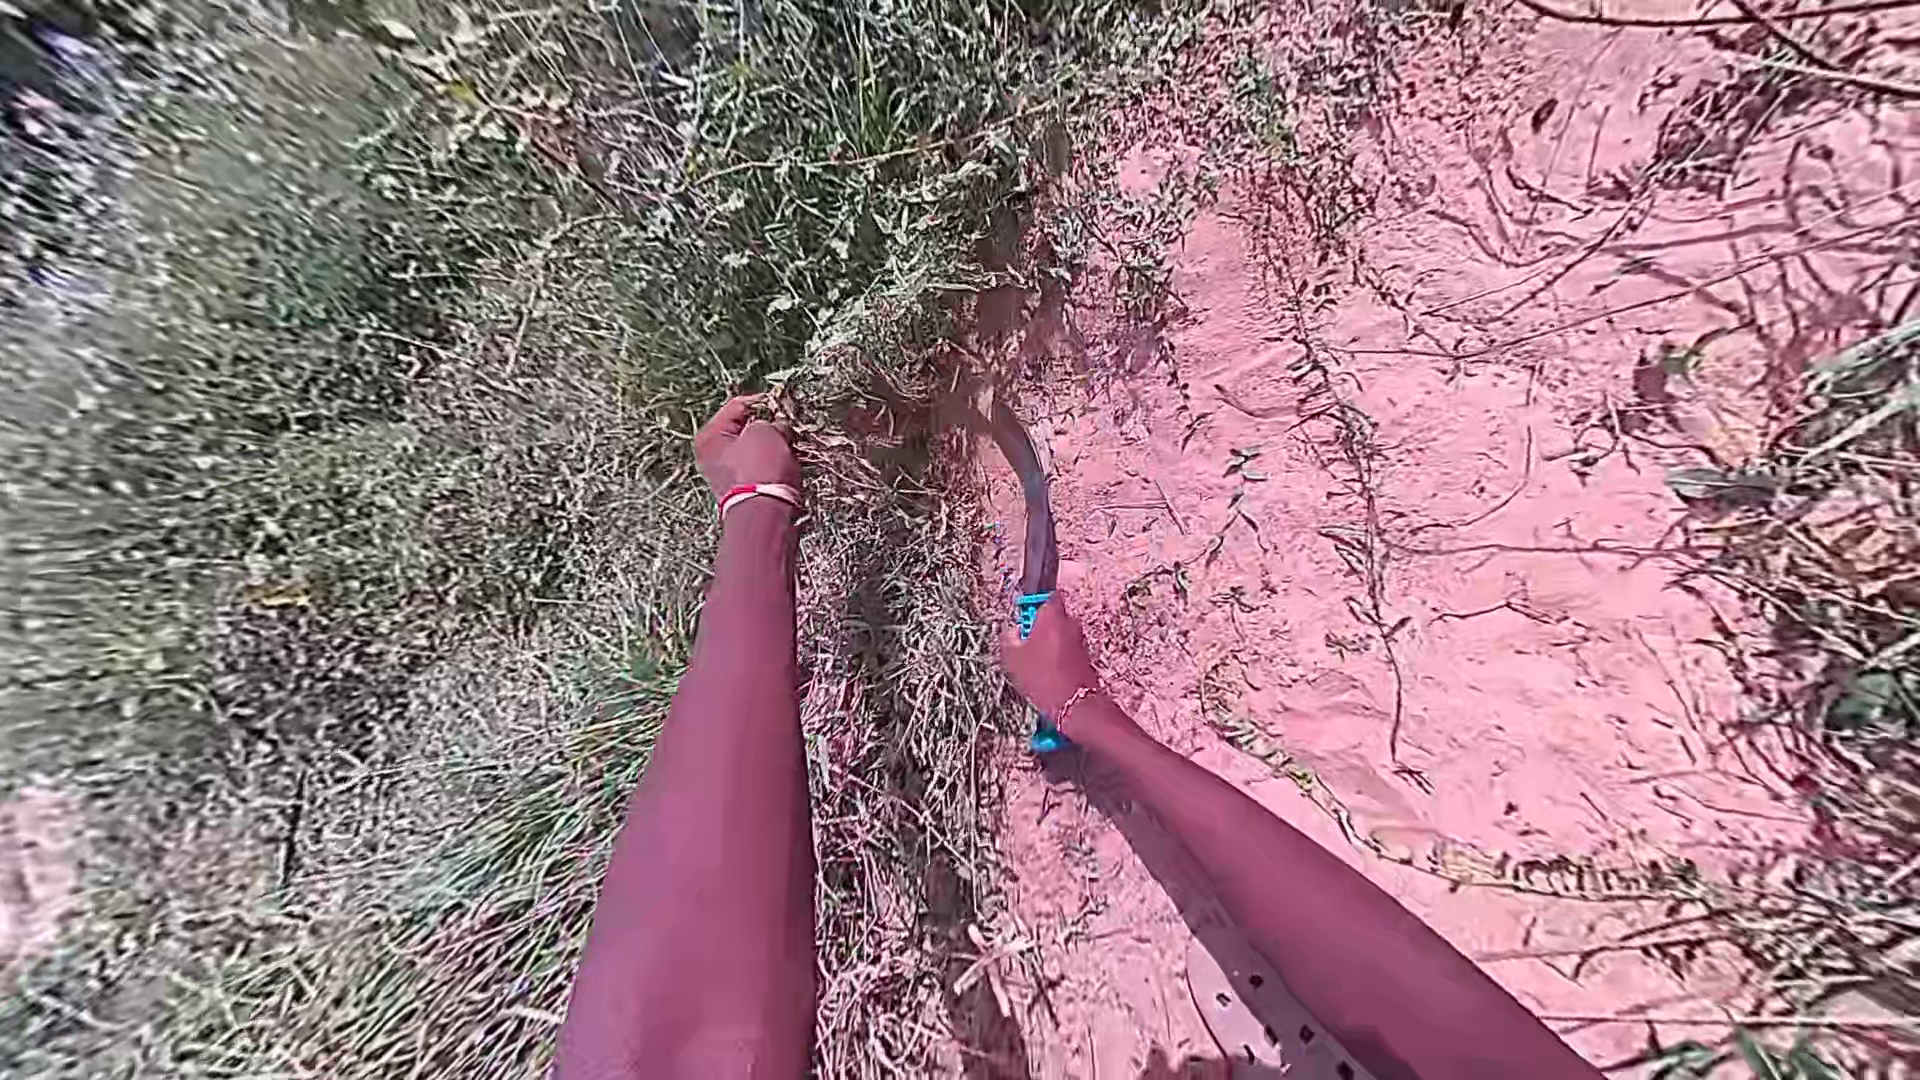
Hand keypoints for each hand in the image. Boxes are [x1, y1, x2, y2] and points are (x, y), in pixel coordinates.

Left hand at [695, 395, 800, 498]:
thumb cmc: (759, 471)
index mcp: (709, 437)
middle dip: (770, 429)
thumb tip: (778, 426)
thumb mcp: (765, 432)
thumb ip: (770, 422)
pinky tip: (787, 467)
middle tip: (787, 428)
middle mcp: (713, 457)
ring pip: (757, 452)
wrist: (766, 513)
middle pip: (746, 432)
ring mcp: (728, 477)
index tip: (781, 404)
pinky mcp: (746, 492)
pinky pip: (764, 471)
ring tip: (791, 449)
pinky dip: (775, 467)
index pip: (737, 407)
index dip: (763, 403)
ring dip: (774, 449)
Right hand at [1000, 593, 1103, 722]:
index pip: (1045, 596)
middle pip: (1052, 617)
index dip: (1032, 606)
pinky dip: (1057, 658)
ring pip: (1059, 635)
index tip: (1023, 618)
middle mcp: (1070, 624)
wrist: (1074, 705)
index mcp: (1052, 615)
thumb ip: (1009, 638)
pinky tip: (1046, 673)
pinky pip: (1066, 651)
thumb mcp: (1012, 657)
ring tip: (1033, 663)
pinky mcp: (1085, 658)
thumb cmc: (1044, 677)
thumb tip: (1010, 633)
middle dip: (1038, 628)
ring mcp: (1080, 641)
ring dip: (1048, 644)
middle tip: (1024, 643)